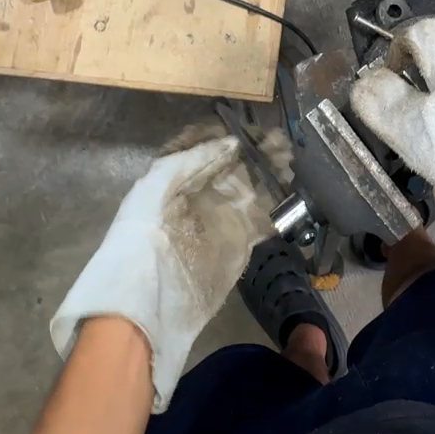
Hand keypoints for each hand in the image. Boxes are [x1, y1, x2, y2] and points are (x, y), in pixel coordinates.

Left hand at [49, 136, 268, 409]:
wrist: (144, 303)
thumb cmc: (142, 235)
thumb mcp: (156, 184)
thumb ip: (191, 158)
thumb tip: (230, 142)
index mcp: (182, 180)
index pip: (216, 152)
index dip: (238, 140)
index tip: (259, 130)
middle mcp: (205, 198)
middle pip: (240, 169)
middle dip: (262, 154)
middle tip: (283, 144)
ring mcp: (224, 222)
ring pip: (256, 191)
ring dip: (274, 176)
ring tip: (291, 164)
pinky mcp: (239, 249)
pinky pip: (264, 222)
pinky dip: (280, 209)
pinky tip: (292, 194)